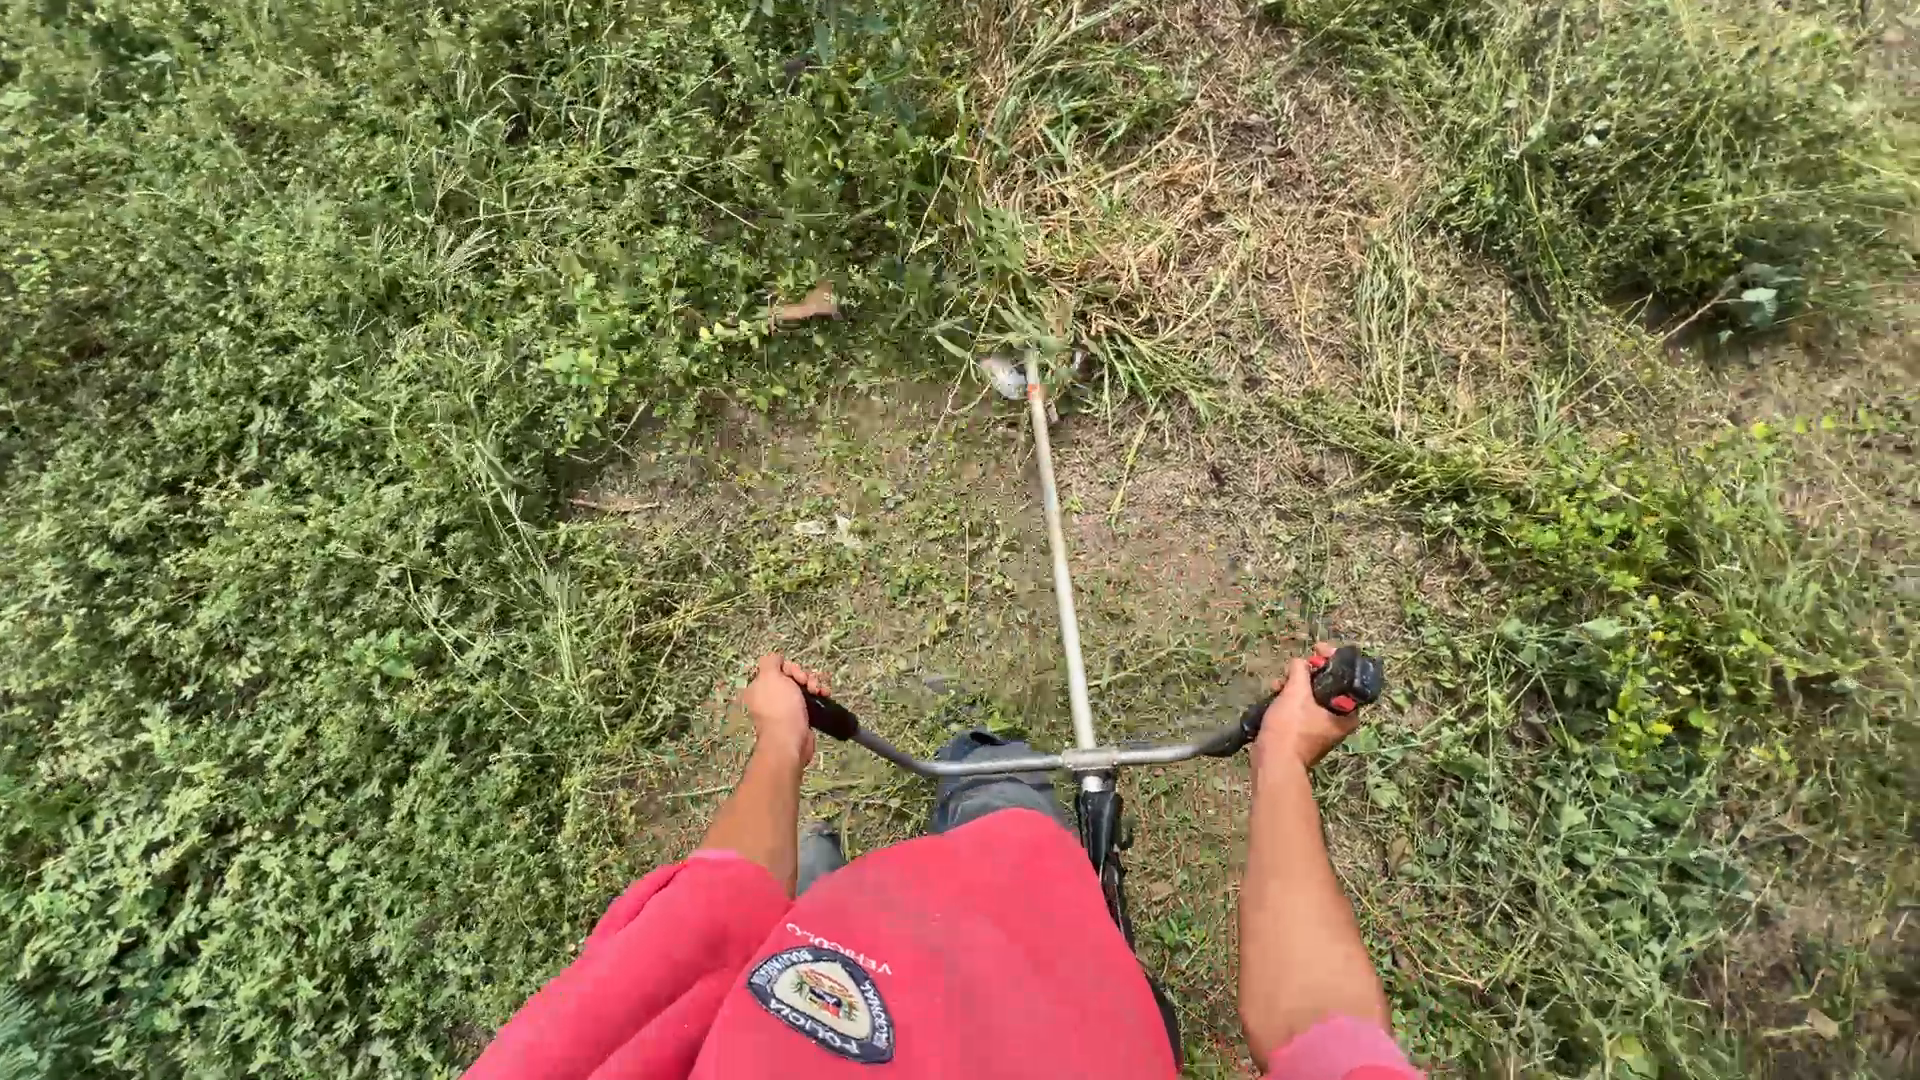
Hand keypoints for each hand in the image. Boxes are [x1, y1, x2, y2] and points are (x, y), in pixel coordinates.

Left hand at [740, 653, 829, 768]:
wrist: (791, 739)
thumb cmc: (780, 707)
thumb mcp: (770, 676)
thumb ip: (770, 661)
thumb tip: (777, 660)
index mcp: (759, 687)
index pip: (777, 667)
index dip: (789, 668)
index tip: (796, 676)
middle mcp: (770, 696)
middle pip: (791, 676)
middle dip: (804, 676)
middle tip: (808, 685)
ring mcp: (785, 707)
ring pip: (802, 686)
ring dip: (814, 684)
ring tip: (820, 692)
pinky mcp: (799, 715)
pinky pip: (809, 698)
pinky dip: (818, 695)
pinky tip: (825, 695)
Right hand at [1253, 642, 1361, 772]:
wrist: (1274, 760)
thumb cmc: (1291, 727)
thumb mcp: (1296, 693)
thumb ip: (1300, 671)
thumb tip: (1300, 662)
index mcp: (1347, 713)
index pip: (1346, 678)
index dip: (1331, 659)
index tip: (1316, 649)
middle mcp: (1338, 720)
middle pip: (1326, 686)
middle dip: (1306, 674)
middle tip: (1293, 667)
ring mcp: (1321, 726)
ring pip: (1310, 696)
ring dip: (1294, 685)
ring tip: (1278, 684)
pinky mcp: (1304, 731)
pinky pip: (1300, 707)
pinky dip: (1288, 698)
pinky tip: (1274, 693)